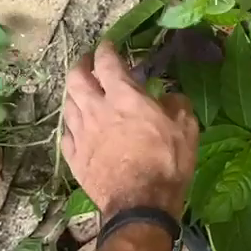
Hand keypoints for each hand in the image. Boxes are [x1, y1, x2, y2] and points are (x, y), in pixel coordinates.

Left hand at [60, 42, 198, 220]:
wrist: (140, 205)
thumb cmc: (166, 163)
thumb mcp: (185, 129)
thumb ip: (176, 106)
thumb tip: (169, 97)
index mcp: (122, 97)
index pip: (107, 62)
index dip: (106, 49)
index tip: (108, 45)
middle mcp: (95, 109)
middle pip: (76, 78)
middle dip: (81, 65)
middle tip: (88, 63)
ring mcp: (81, 134)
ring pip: (67, 104)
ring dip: (74, 94)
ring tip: (81, 93)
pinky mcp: (74, 158)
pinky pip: (65, 134)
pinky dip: (70, 125)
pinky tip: (75, 127)